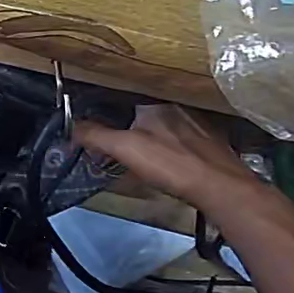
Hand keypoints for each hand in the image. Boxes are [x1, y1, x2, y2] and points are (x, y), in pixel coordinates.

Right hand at [74, 104, 268, 207]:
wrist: (220, 187)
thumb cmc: (171, 165)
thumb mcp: (125, 148)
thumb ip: (96, 135)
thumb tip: (73, 129)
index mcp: (155, 105)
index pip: (124, 107)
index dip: (111, 123)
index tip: (102, 142)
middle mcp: (179, 110)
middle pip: (147, 119)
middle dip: (134, 134)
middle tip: (124, 157)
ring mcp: (200, 127)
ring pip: (169, 132)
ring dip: (156, 144)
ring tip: (148, 165)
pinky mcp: (214, 145)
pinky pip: (187, 145)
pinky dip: (177, 154)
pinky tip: (175, 170)